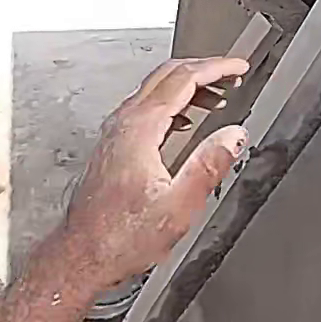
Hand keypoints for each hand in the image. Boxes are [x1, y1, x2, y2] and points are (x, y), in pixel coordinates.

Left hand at [62, 56, 249, 288]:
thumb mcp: (178, 207)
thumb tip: (234, 135)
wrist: (81, 255)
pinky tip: (187, 120)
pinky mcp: (115, 142)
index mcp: (141, 128)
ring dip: (190, 84)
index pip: (184, 78)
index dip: (216, 68)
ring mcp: (117, 130)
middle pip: (168, 73)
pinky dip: (174, 101)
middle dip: (204, 68)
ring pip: (157, 88)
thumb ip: (209, 166)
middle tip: (232, 74)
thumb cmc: (122, 237)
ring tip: (218, 95)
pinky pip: (148, 105)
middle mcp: (125, 121)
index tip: (239, 66)